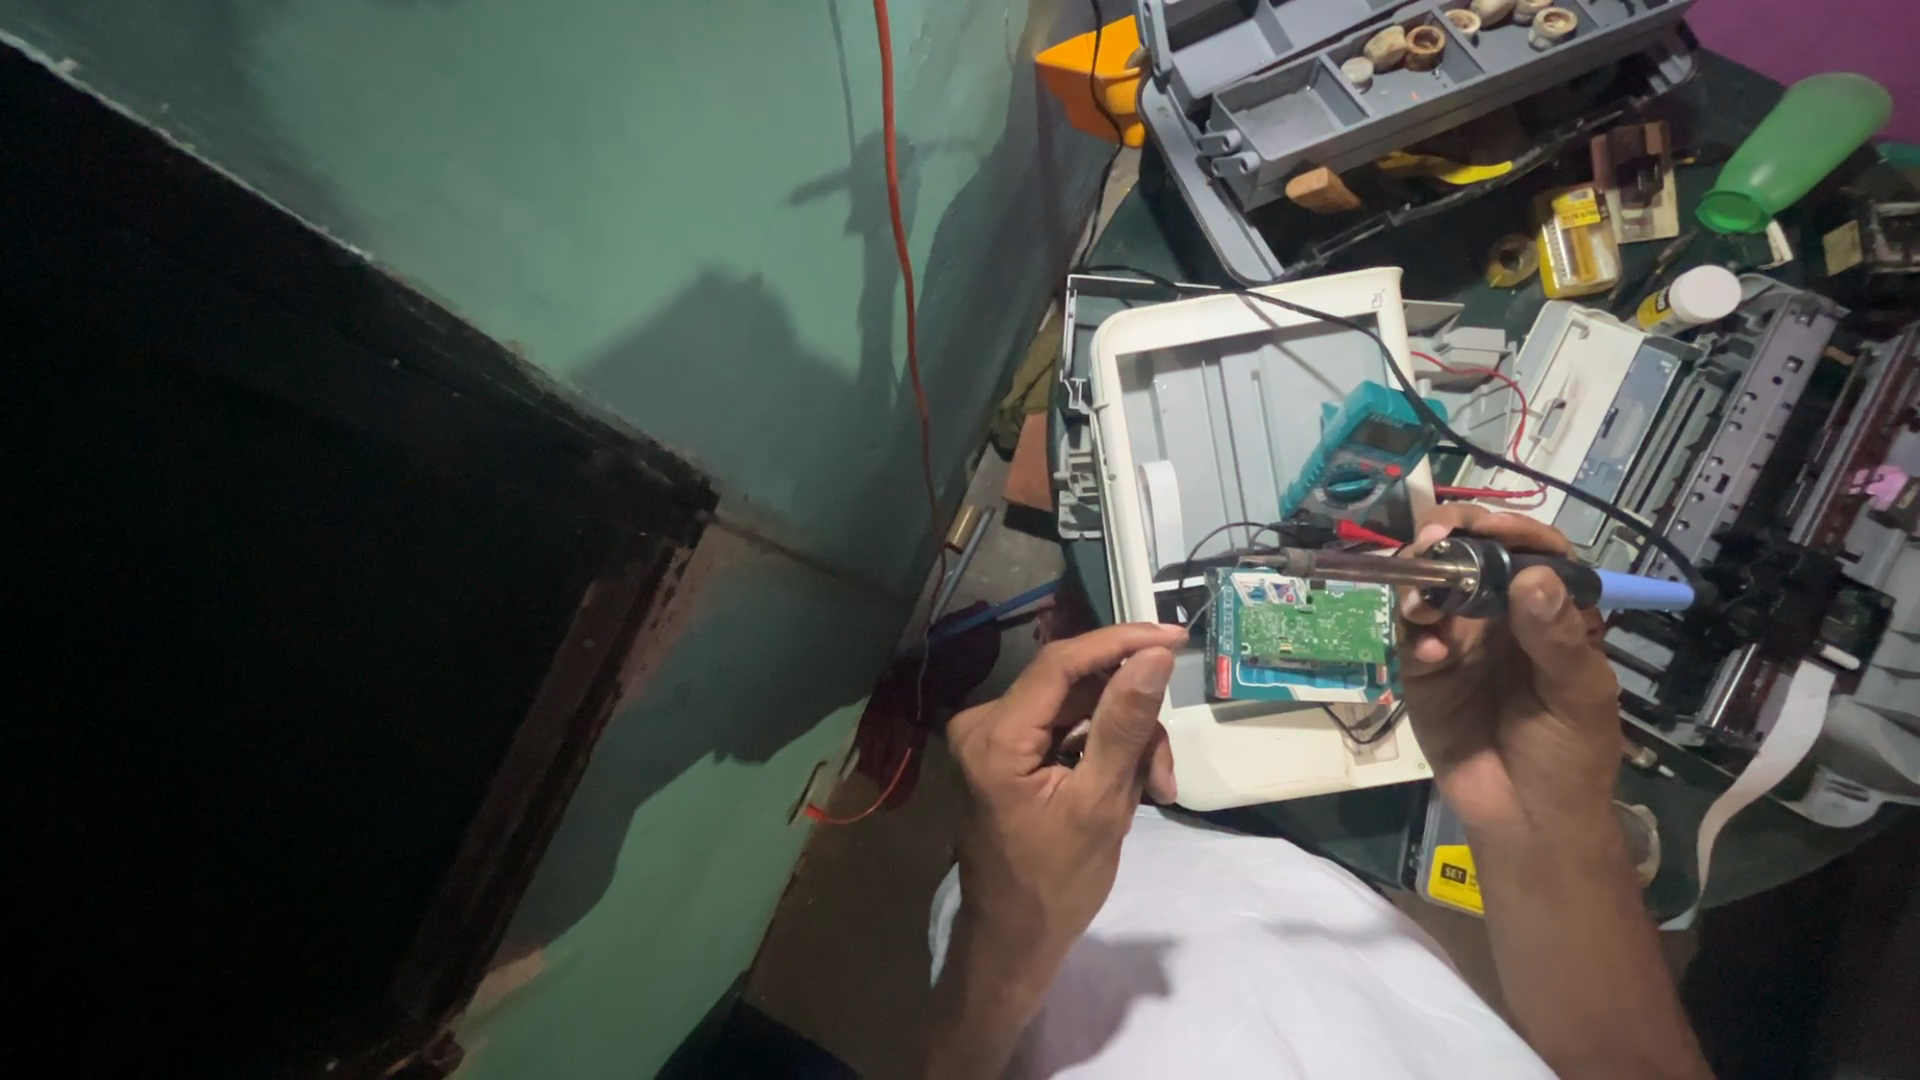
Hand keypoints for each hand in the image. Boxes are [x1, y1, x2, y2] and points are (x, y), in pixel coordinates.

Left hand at [945, 623, 1182, 973]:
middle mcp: (984, 722)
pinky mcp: (1006, 750)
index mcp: (995, 735)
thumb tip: (1153, 655)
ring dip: (1123, 741)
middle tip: (1165, 769)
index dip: (1119, 643)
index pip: (1061, 663)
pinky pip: (1065, 729)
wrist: (1013, 939)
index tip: (1173, 637)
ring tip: (1154, 789)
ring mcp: (992, 736)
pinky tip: (1131, 786)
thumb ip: (1125, 725)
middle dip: (1130, 719)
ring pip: (1077, 709)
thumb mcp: (1101, 803)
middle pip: (1074, 689)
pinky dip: (1103, 750)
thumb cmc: (1055, 884)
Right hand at [1397, 505, 1621, 838]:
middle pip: (1468, 558)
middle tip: (1428, 542)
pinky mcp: (1421, 667)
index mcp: (1549, 614)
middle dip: (1444, 542)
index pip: (1531, 552)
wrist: (1524, 815)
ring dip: (1419, 585)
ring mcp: (1457, 639)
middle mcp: (1500, 618)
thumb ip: (1557, 637)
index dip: (1505, 529)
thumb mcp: (1579, 695)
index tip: (1476, 524)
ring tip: (1420, 607)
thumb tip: (1531, 576)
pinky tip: (1428, 656)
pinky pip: (1409, 635)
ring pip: (1428, 588)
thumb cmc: (1570, 754)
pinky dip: (1413, 635)